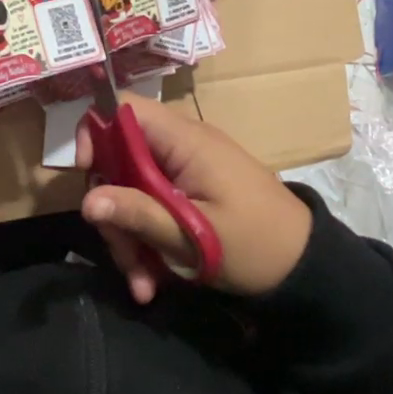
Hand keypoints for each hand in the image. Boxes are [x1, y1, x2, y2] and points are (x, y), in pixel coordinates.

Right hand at [75, 94, 312, 303]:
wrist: (305, 268)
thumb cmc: (254, 244)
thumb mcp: (192, 236)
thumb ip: (139, 215)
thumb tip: (87, 200)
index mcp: (185, 142)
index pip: (125, 108)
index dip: (97, 131)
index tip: (88, 172)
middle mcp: (180, 148)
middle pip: (120, 161)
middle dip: (114, 210)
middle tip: (124, 256)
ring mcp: (184, 172)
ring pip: (131, 191)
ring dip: (130, 238)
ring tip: (144, 284)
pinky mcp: (187, 194)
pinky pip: (152, 207)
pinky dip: (147, 242)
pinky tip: (152, 282)